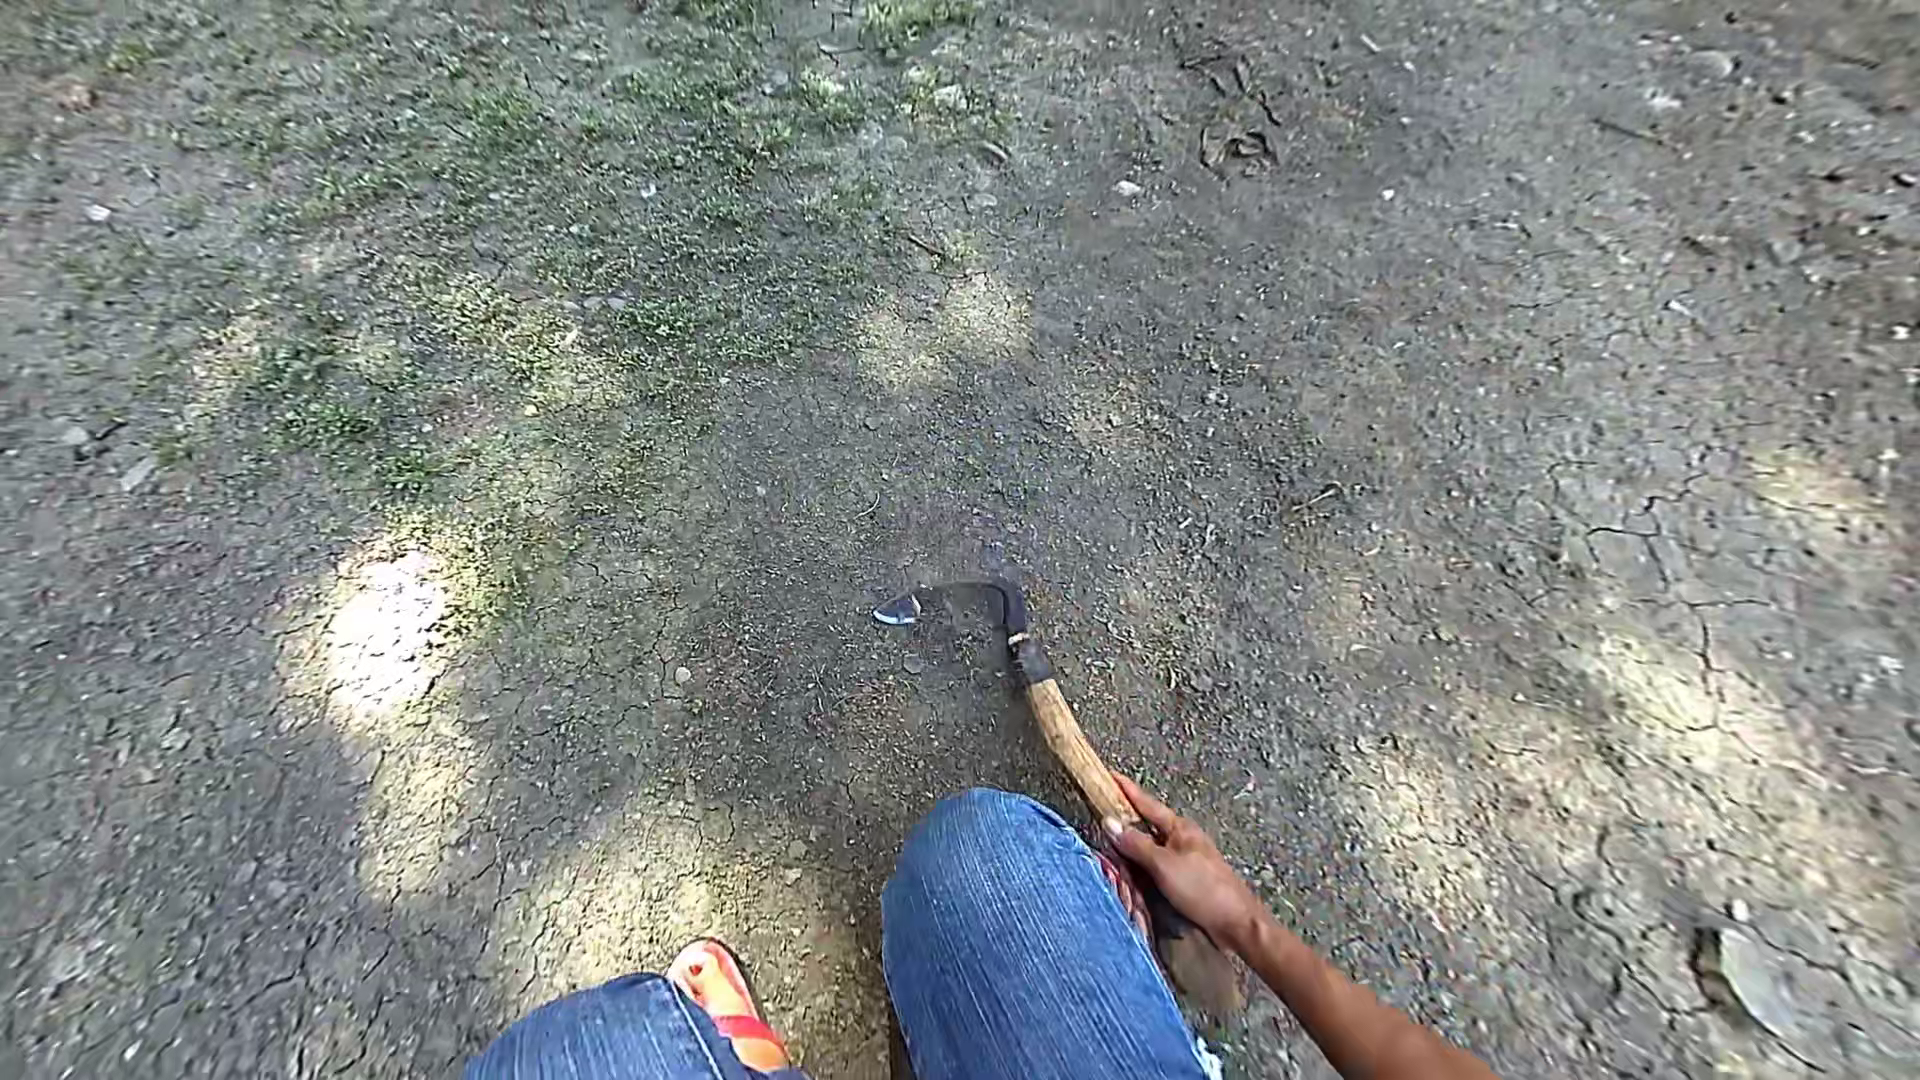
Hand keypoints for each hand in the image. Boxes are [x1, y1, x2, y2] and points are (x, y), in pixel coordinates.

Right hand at [1105, 772, 1265, 950]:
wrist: (1239, 925)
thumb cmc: (1203, 889)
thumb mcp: (1163, 864)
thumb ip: (1135, 844)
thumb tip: (1109, 822)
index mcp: (1179, 827)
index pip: (1146, 803)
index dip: (1127, 789)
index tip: (1110, 774)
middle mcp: (1183, 838)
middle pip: (1148, 824)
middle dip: (1127, 820)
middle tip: (1102, 814)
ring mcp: (1187, 858)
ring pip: (1153, 845)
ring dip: (1134, 846)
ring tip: (1113, 846)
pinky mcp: (1189, 878)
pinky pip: (1159, 863)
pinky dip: (1144, 864)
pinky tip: (1135, 872)